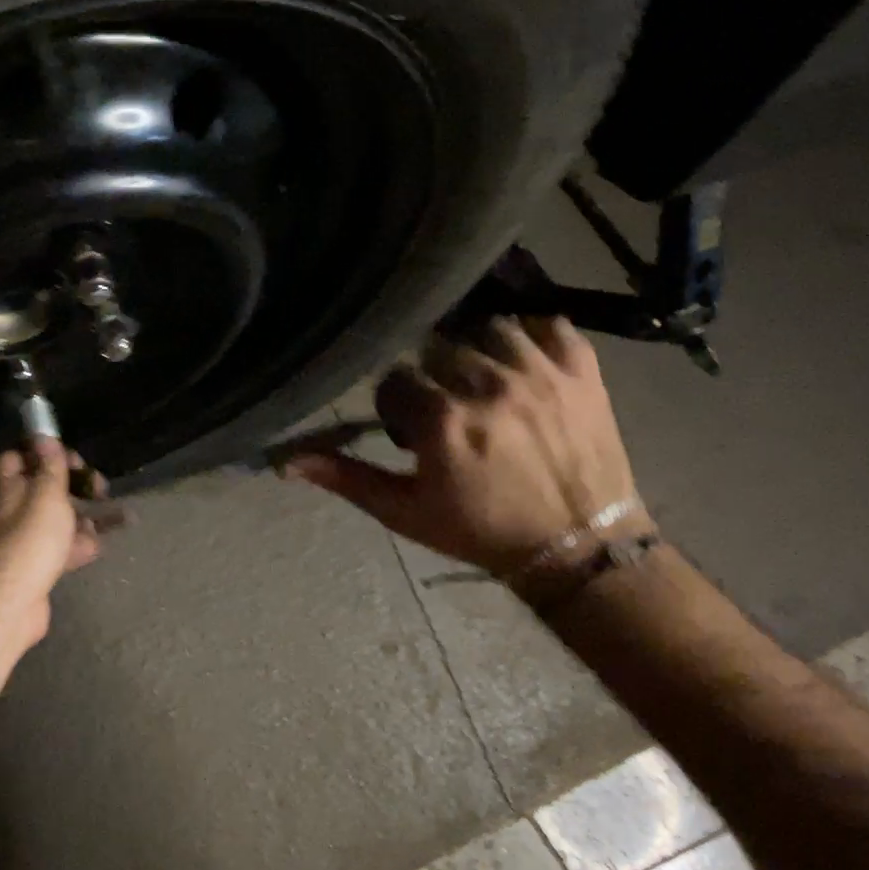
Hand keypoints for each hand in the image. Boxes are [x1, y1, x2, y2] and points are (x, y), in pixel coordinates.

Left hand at [0, 436, 109, 638]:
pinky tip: (100, 544)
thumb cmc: (27, 538)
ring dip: (84, 516)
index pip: (26, 453)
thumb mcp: (45, 492)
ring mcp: (12, 537)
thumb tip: (44, 434)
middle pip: (42, 486)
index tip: (80, 463)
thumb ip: (50, 464)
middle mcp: (1, 504)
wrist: (5, 602)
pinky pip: (54, 547)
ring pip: (52, 518)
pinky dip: (76, 544)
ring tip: (121, 517)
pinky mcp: (25, 564)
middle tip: (102, 489)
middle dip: (76, 487)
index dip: (55, 454)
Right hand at [284, 316, 650, 575]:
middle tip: (442, 406)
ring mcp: (540, 373)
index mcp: (442, 420)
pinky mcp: (583, 371)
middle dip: (431, 375)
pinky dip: (528, 335)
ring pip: (487, 328)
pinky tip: (519, 360)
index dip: (393, 403)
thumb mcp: (403, 511)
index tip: (406, 427)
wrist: (577, 546)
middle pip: (436, 349)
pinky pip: (547, 323)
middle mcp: (488, 386)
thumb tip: (286, 462)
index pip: (394, 379)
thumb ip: (347, 478)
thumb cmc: (479, 530)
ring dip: (475, 349)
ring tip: (478, 379)